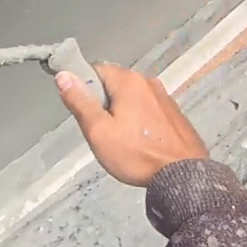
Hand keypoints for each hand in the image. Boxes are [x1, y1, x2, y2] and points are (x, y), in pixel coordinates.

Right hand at [56, 64, 208, 186]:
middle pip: (113, 83)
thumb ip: (79, 101)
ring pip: (131, 97)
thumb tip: (62, 75)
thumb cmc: (137, 154)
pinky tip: (139, 141)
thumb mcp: (98, 131)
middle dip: (102, 102)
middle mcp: (148, 81)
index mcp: (128, 81)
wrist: (184, 176)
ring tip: (120, 139)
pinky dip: (138, 119)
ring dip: (121, 112)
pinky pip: (147, 108)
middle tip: (101, 130)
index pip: (94, 69)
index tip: (84, 112)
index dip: (83, 88)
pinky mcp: (174, 113)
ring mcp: (164, 97)